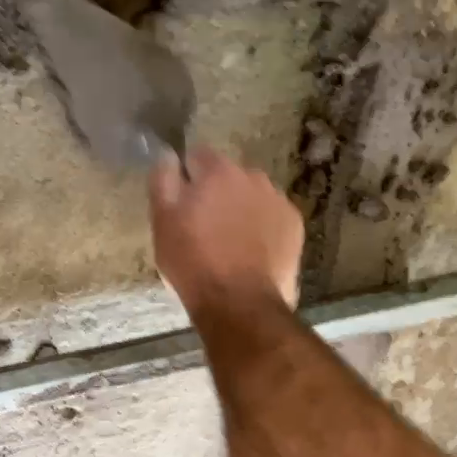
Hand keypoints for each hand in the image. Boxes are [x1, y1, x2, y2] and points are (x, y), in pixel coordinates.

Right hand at [148, 147, 303, 315]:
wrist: (239, 302)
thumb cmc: (192, 262)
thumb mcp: (162, 223)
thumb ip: (163, 182)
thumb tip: (168, 155)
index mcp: (217, 172)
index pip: (197, 155)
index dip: (185, 176)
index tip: (179, 201)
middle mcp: (252, 177)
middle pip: (227, 176)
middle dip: (214, 193)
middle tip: (200, 227)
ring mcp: (277, 200)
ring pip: (251, 196)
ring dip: (238, 209)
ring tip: (226, 242)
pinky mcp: (293, 225)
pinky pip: (271, 217)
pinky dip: (260, 227)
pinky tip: (248, 252)